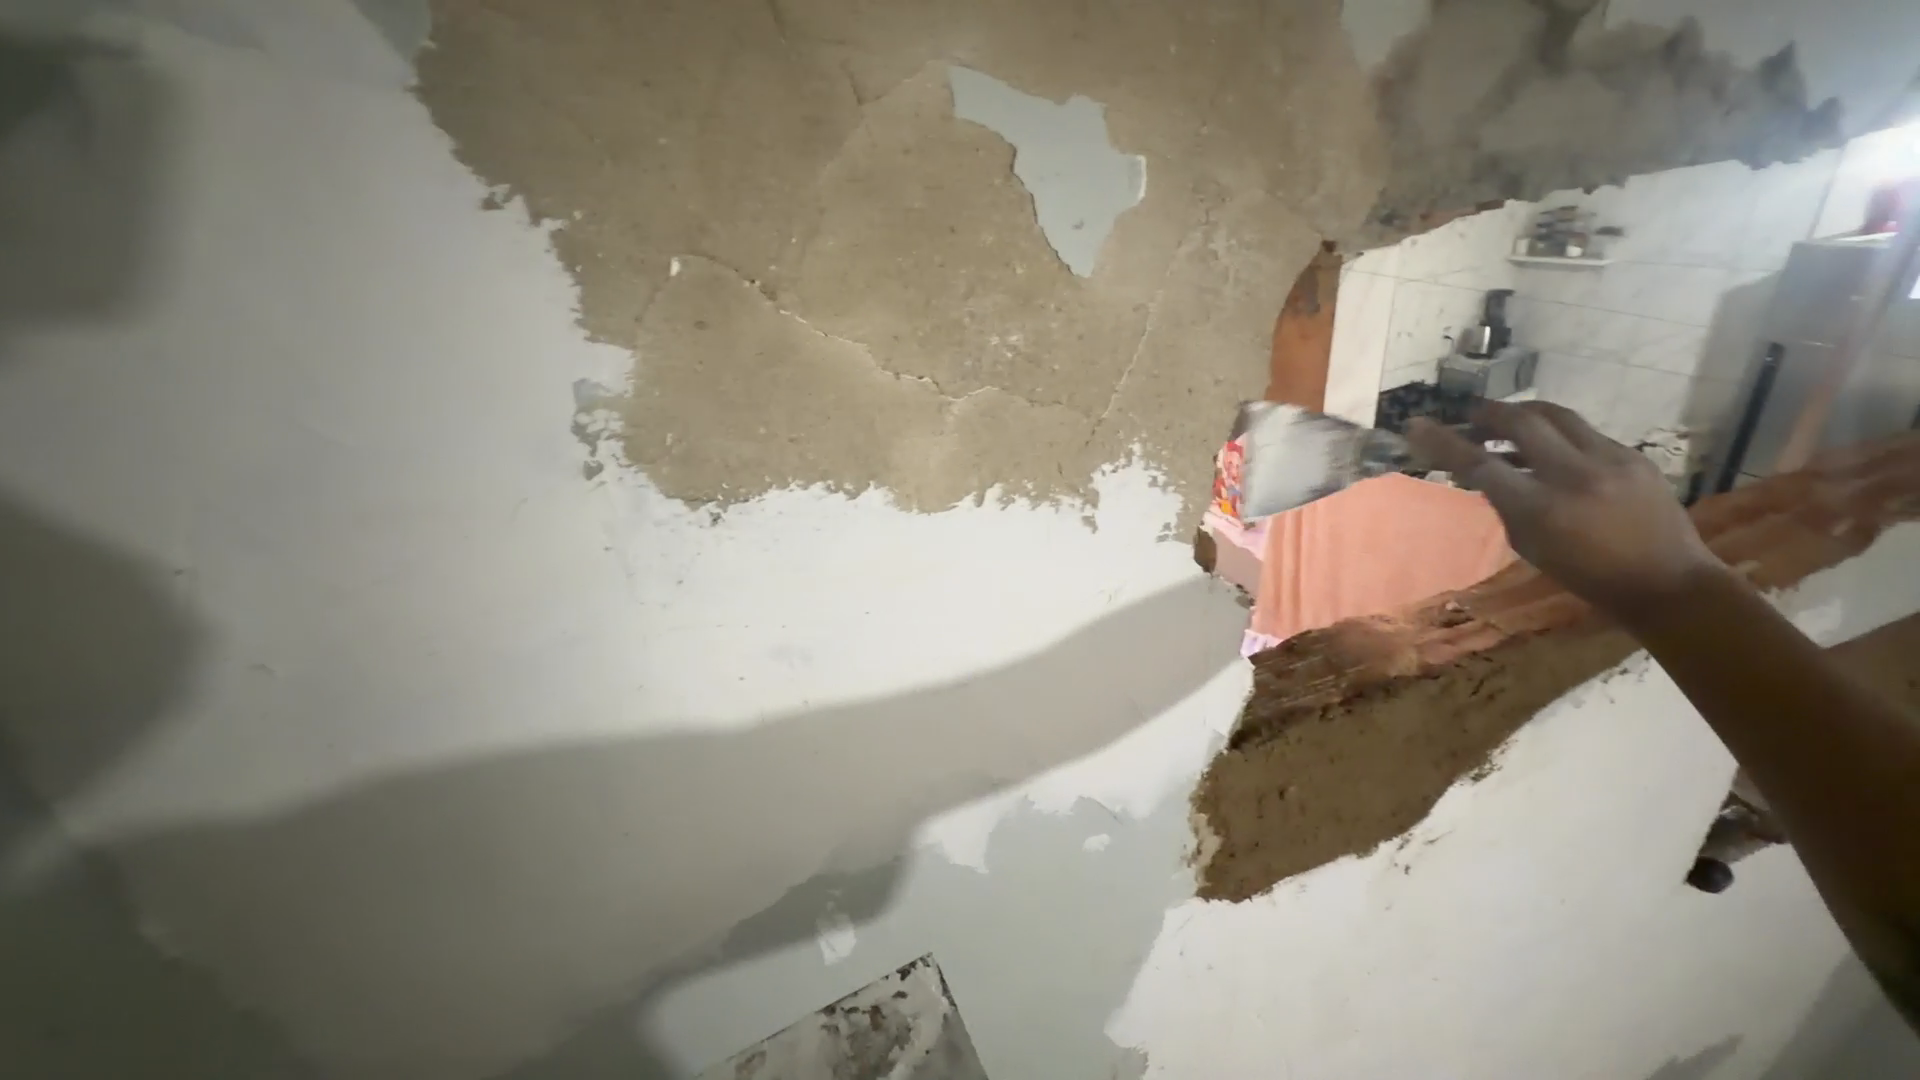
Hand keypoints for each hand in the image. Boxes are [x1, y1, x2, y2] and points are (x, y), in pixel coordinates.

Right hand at [1405, 402, 1724, 623]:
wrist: (1666, 582)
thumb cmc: (1585, 575)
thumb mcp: (1529, 544)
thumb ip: (1506, 504)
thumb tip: (1487, 472)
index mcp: (1541, 508)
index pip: (1480, 465)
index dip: (1443, 442)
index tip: (1416, 425)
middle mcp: (1575, 475)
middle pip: (1522, 423)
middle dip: (1489, 414)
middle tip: (1470, 416)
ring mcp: (1610, 460)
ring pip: (1556, 416)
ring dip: (1523, 414)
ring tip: (1505, 422)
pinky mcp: (1633, 456)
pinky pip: (1584, 432)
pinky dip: (1556, 433)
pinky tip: (1548, 447)